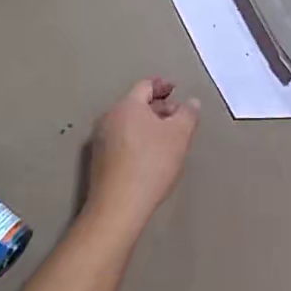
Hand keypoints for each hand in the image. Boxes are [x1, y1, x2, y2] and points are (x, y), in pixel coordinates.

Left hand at [86, 78, 200, 227]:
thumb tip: (191, 103)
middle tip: (177, 117)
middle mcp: (109, 118)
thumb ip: (188, 115)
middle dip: (158, 108)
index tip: (175, 90)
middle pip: (136, 104)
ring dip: (148, 126)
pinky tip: (151, 157)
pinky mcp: (99, 160)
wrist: (119, 205)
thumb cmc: (151, 164)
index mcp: (127, 106)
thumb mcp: (179, 136)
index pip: (145, 86)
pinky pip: (122, 140)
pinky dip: (138, 140)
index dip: (163, 85)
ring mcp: (101, 140)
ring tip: (168, 138)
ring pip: (129, 124)